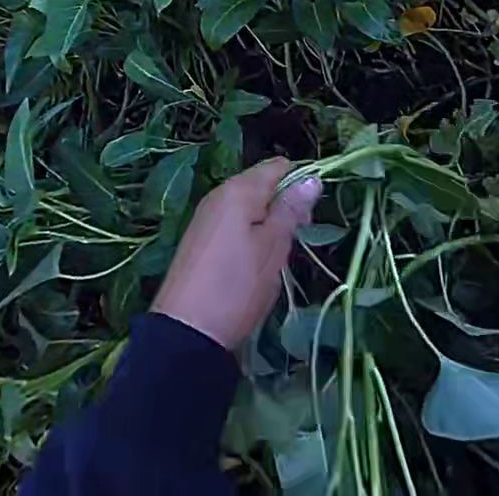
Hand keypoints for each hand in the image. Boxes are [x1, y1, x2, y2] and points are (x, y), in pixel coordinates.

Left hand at [151, 158, 323, 350]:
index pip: (277, 166)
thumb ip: (291, 209)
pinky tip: (255, 259)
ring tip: (278, 252)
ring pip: (248, 205)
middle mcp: (219, 193)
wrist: (186, 332)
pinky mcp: (200, 237)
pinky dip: (249, 232)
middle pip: (261, 184)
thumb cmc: (237, 285)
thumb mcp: (273, 247)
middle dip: (283, 203)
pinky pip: (233, 221)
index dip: (300, 181)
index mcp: (238, 189)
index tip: (311, 212)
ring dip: (267, 221)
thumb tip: (312, 177)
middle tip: (297, 237)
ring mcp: (206, 215)